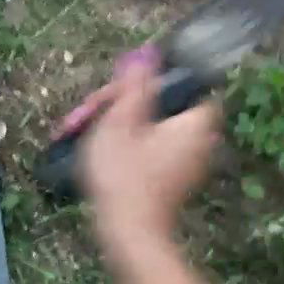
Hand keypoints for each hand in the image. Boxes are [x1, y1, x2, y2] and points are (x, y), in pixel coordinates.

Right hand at [75, 50, 220, 246]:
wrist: (128, 230)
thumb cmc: (123, 171)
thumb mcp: (120, 119)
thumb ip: (135, 85)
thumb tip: (150, 53)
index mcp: (193, 125)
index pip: (194, 87)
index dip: (163, 77)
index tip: (127, 81)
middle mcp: (199, 142)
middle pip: (166, 103)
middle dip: (125, 99)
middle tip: (92, 108)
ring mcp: (186, 161)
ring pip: (153, 122)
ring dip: (119, 118)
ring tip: (84, 125)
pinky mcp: (172, 175)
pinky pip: (151, 142)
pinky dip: (126, 137)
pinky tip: (97, 143)